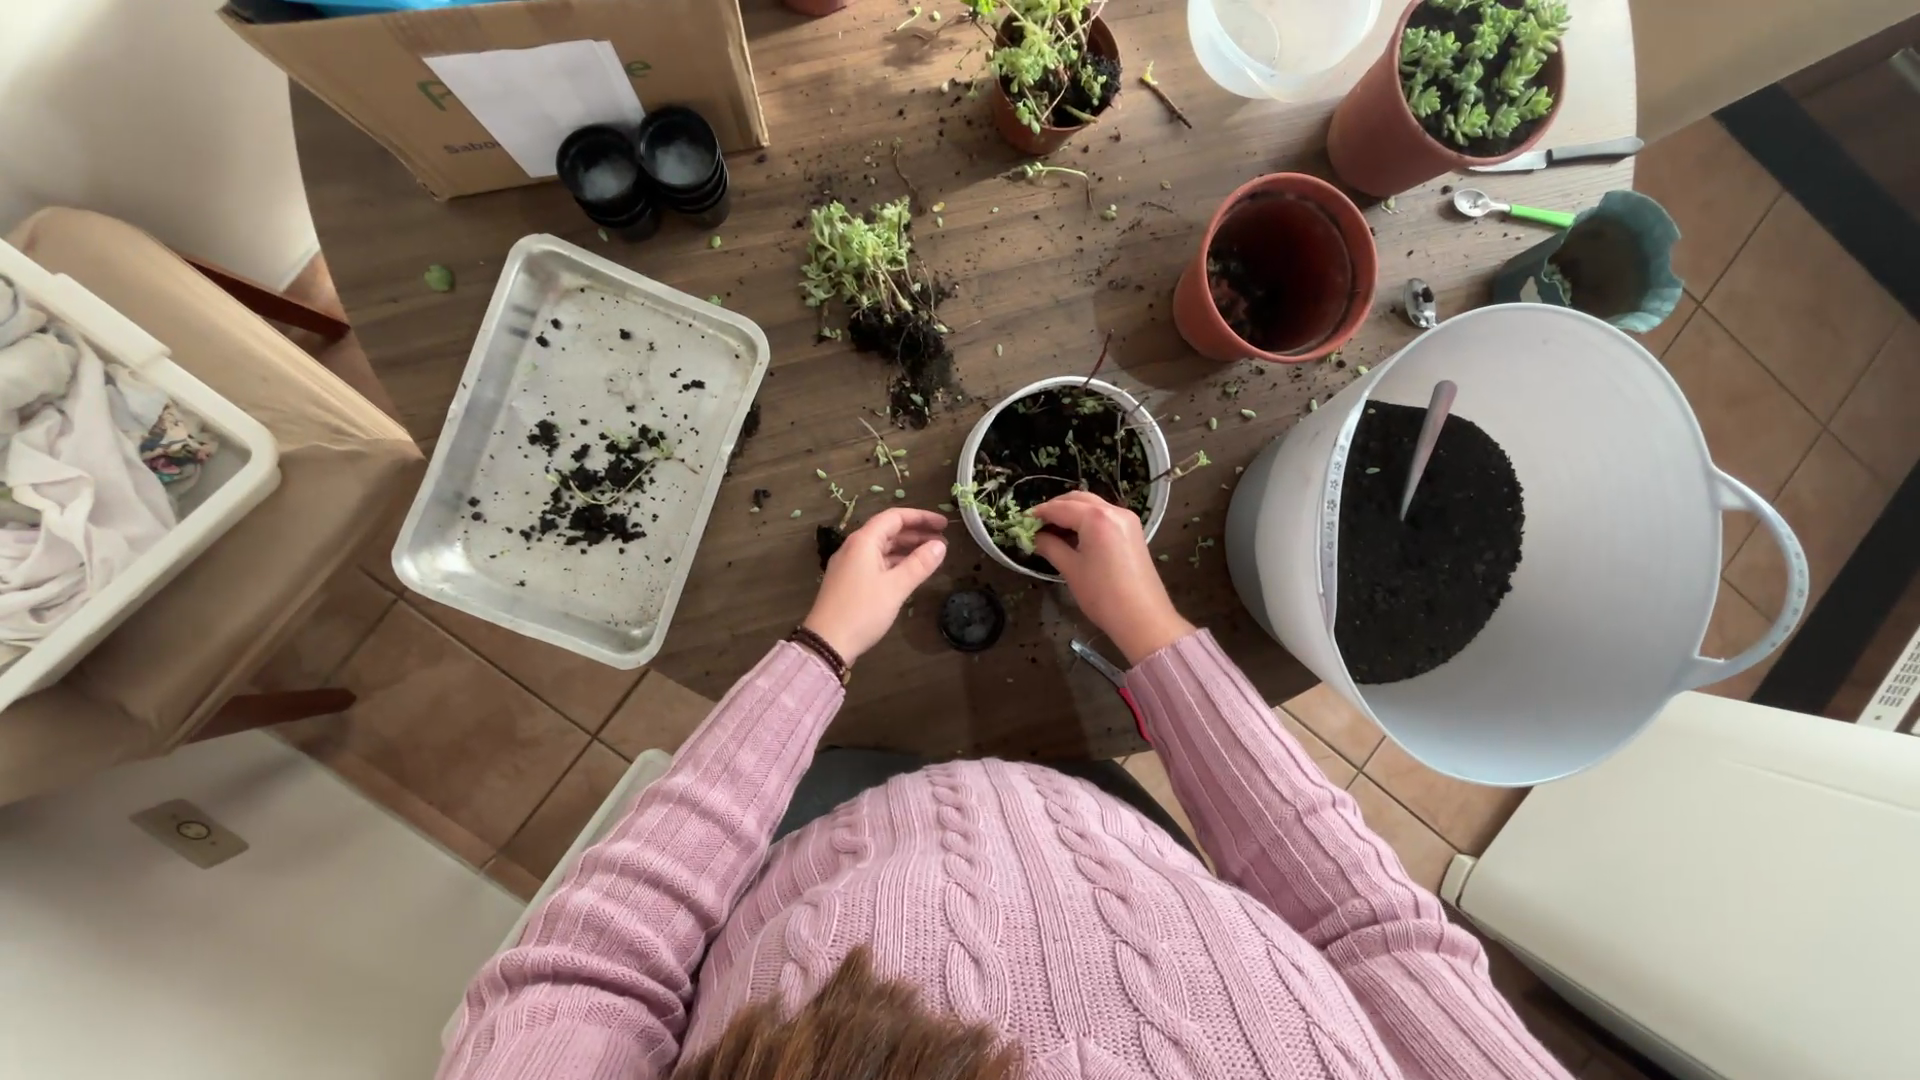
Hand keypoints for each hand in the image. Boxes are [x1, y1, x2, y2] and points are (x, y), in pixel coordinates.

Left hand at [803, 508, 948, 662]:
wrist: (827, 642)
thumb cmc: (862, 611)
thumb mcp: (896, 587)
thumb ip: (919, 564)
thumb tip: (940, 545)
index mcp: (863, 541)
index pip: (895, 517)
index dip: (921, 517)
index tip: (944, 524)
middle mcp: (854, 547)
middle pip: (889, 531)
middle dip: (917, 534)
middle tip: (943, 540)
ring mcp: (850, 564)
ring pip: (883, 548)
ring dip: (907, 549)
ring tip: (932, 556)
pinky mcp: (849, 581)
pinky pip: (877, 563)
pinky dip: (896, 563)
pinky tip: (911, 572)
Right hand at [1032, 492, 1193, 664]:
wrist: (1143, 618)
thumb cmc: (1102, 595)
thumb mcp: (1071, 569)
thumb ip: (1050, 546)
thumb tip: (1036, 537)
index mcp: (1096, 517)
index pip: (1060, 508)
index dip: (1039, 513)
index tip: (1022, 522)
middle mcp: (1114, 510)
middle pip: (1077, 499)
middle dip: (1055, 508)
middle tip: (1037, 525)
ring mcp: (1126, 519)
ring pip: (1092, 505)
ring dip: (1071, 513)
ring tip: (1053, 531)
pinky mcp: (1133, 531)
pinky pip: (1104, 516)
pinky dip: (1086, 520)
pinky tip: (1074, 536)